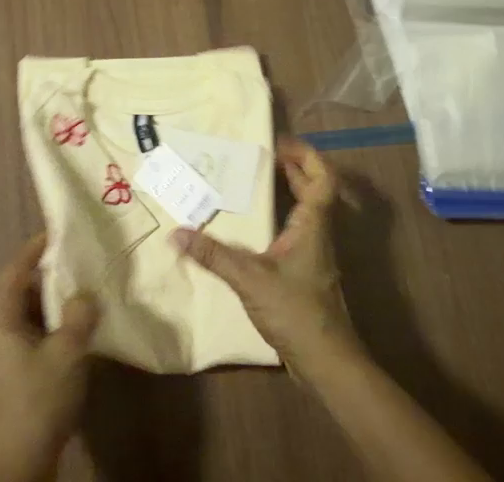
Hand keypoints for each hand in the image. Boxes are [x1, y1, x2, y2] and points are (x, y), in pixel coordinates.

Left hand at [0, 233, 99, 481]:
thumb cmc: (37, 399)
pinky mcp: (6, 374)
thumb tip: (85, 294)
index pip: (16, 267)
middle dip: (52, 277)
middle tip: (84, 263)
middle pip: (21, 289)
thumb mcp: (67, 353)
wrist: (14, 462)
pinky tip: (77, 331)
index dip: (37, 247)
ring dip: (54, 305)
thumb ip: (79, 315)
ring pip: (27, 314)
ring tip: (87, 294)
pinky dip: (50, 327)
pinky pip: (29, 335)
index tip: (60, 230)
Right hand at [173, 137, 356, 367]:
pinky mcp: (308, 273)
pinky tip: (258, 225)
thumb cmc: (296, 311)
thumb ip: (213, 255)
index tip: (278, 144)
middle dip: (293, 168)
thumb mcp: (250, 279)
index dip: (306, 155)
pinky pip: (298, 230)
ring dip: (289, 191)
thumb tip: (177, 234)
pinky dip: (282, 216)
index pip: (323, 178)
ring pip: (308, 211)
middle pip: (316, 190)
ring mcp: (316, 254)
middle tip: (260, 156)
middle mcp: (319, 233)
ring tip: (256, 180)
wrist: (326, 361)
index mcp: (313, 225)